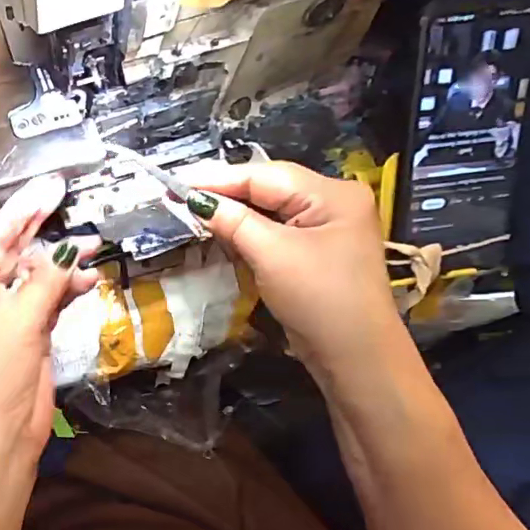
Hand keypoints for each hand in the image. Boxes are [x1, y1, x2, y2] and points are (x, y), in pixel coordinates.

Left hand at [0, 175, 98, 476]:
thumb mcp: (18, 323)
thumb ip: (44, 282)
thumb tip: (67, 250)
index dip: (20, 213)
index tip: (49, 188)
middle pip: (13, 256)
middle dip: (42, 231)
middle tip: (70, 200)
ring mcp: (6, 321)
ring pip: (35, 280)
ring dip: (62, 264)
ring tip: (93, 245)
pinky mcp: (28, 338)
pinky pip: (49, 304)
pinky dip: (68, 291)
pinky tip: (89, 279)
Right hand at [178, 160, 405, 370]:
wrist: (353, 354)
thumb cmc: (318, 298)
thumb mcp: (272, 254)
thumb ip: (234, 222)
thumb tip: (196, 201)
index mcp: (332, 194)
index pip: (264, 175)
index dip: (217, 178)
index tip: (175, 183)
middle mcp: (332, 202)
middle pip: (268, 188)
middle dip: (224, 191)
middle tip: (178, 194)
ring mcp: (324, 228)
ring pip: (268, 209)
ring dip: (231, 210)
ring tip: (192, 208)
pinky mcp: (313, 251)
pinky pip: (273, 230)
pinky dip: (245, 229)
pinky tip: (220, 228)